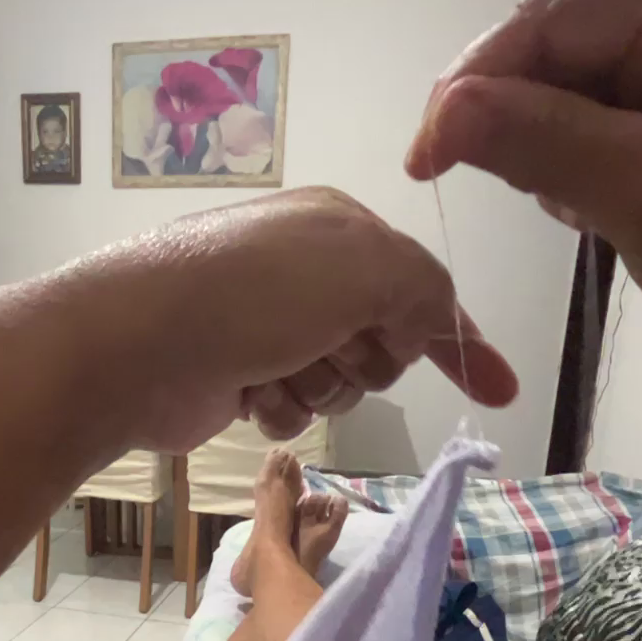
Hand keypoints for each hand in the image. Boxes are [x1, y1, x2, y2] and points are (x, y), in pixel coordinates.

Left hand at [45, 186, 518, 451]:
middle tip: (328, 345)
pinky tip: (248, 391)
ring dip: (316, 385)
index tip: (501, 389)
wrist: (140, 343)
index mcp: (339, 232)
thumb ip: (424, 292)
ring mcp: (268, 328)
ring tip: (272, 367)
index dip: (462, 341)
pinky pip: (294, 408)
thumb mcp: (365, 268)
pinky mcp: (240, 376)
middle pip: (380, 344)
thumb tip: (426, 331)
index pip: (421, 290)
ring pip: (337, 383)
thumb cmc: (256, 293)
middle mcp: (305, 276)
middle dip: (364, 357)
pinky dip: (279, 406)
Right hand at [405, 0, 641, 378]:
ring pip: (574, 106)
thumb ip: (539, 139)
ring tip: (567, 209)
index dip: (475, 83)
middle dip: (511, 120)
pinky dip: (573, 180)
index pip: (558, 18)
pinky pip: (599, 145)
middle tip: (483, 187)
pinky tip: (587, 217)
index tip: (421, 160)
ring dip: (542, 156)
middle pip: (564, 57)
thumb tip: (441, 113)